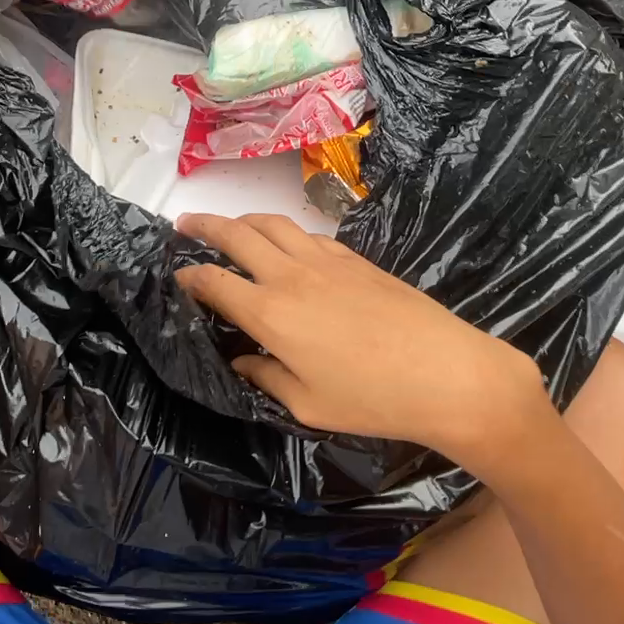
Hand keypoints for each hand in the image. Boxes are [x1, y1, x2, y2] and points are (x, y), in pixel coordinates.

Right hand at [176, 213, 556, 476]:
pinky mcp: (353, 257)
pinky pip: (305, 233)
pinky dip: (283, 231)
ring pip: (271, 223)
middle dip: (203, 225)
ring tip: (229, 225)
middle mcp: (289, 275)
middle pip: (236, 234)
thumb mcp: (308, 405)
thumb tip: (242, 361)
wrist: (446, 372)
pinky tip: (285, 245)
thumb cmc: (372, 399)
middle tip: (184, 224)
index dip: (188, 277)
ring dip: (241, 219)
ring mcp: (323, 260)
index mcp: (271, 313)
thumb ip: (266, 377)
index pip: (214, 282)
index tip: (176, 276)